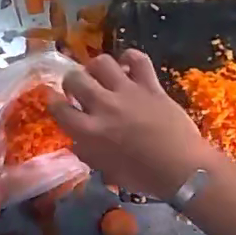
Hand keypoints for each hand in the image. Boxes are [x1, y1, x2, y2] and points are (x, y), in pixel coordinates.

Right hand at [50, 49, 213, 197]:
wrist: (184, 170)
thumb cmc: (143, 177)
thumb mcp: (106, 170)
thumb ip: (88, 153)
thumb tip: (78, 142)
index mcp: (89, 131)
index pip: (58, 107)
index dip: (51, 100)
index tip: (54, 100)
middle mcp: (103, 106)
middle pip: (74, 78)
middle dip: (70, 81)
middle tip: (77, 89)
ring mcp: (128, 93)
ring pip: (101, 62)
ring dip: (95, 67)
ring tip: (99, 76)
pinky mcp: (151, 86)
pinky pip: (138, 59)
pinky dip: (130, 58)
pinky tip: (127, 65)